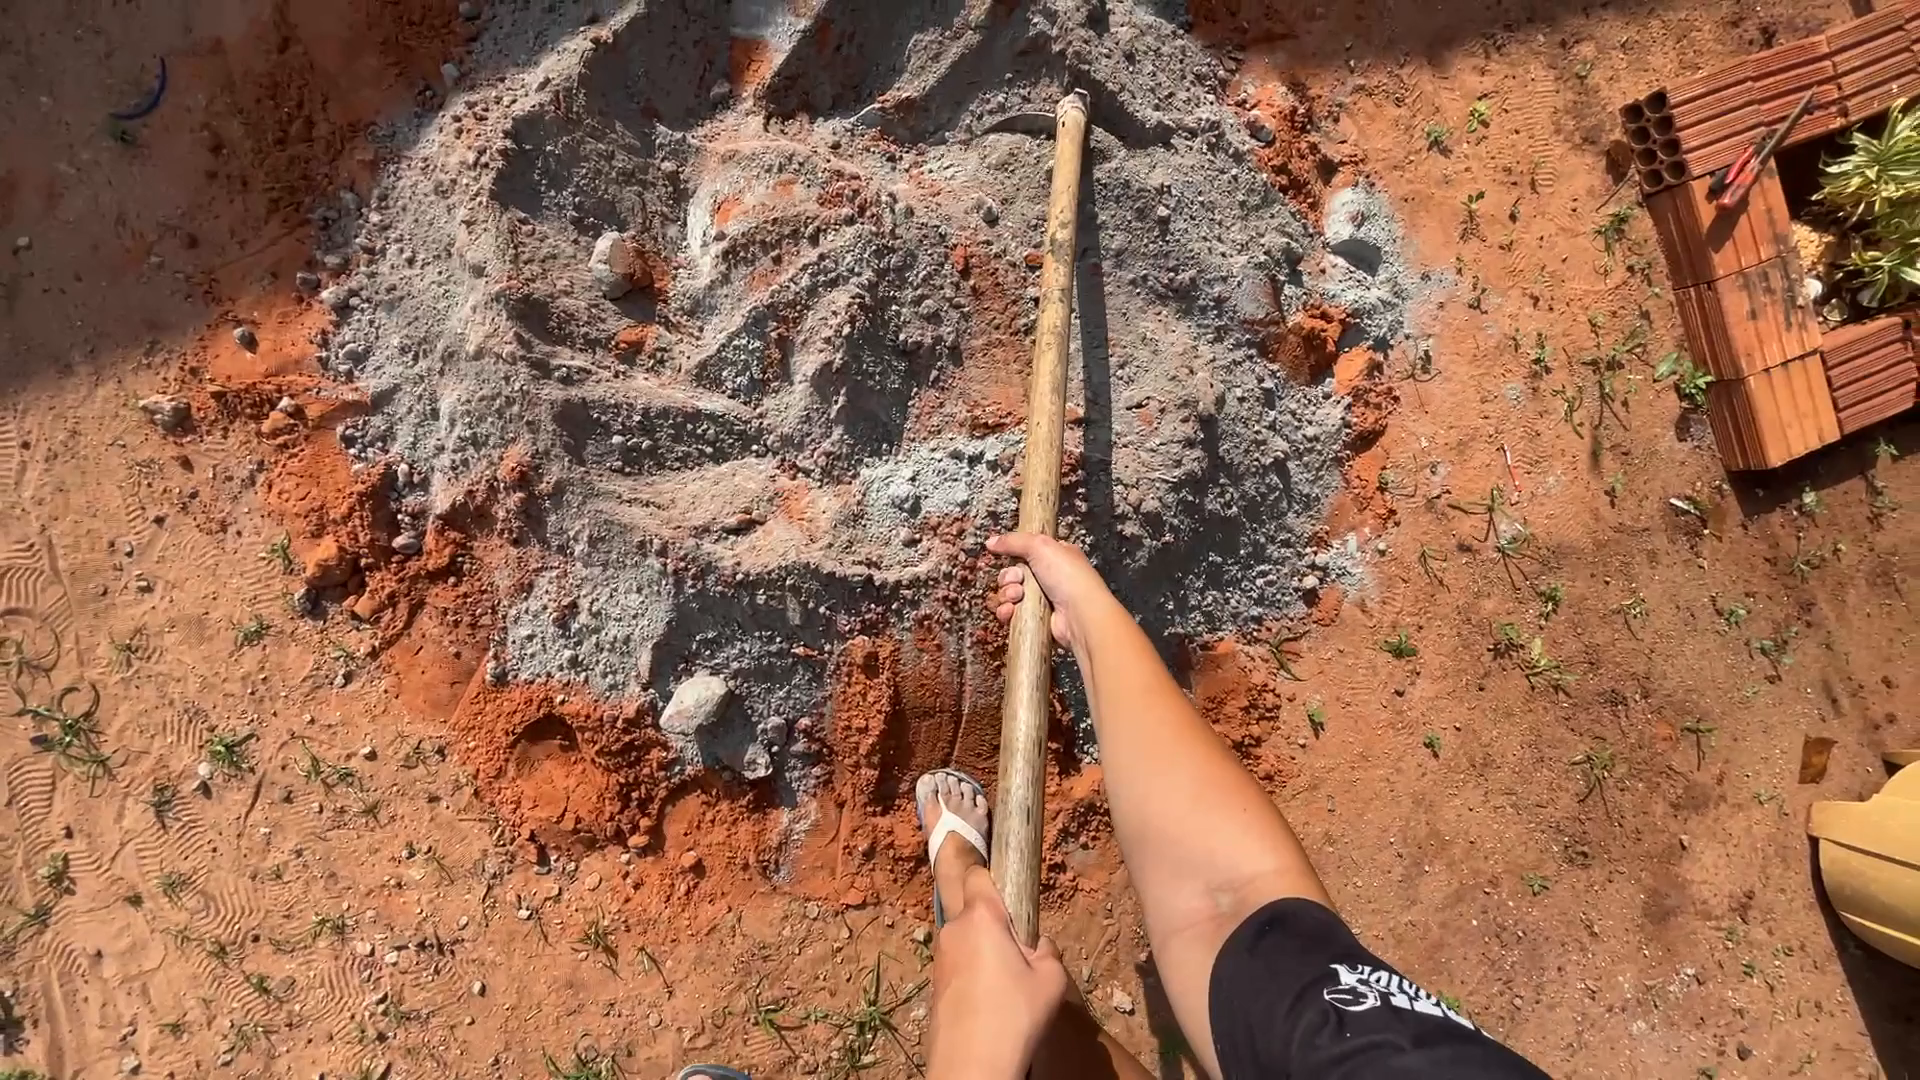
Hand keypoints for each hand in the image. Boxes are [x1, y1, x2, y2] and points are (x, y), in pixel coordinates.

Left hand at [927, 866, 1069, 1079]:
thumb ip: (1048, 951)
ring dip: (982, 952)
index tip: (1012, 901)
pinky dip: (971, 975)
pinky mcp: (933, 983)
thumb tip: (1038, 947)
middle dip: (994, 925)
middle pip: (974, 911)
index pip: (978, 874)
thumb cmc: (1014, 1017)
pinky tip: (988, 1004)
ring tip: (1005, 987)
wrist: (971, 1068)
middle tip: (1017, 955)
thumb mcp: (1051, 980)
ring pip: (966, 939)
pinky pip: (957, 965)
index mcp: (981, 916)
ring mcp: (940, 956)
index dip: (994, 880)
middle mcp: (954, 928)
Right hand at [987, 533, 1116, 648]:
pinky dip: (1006, 612)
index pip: (1024, 553)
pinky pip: (1011, 614)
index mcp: (1054, 557)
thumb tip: (991, 542)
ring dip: (1006, 595)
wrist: (1079, 615)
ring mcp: (1042, 601)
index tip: (1013, 559)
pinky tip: (1011, 611)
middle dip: (1008, 578)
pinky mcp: (1036, 620)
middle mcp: (1048, 578)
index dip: (1014, 556)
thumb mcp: (1041, 546)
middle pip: (1012, 575)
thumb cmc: (1068, 577)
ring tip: (1017, 597)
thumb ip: (1013, 541)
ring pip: (1009, 595)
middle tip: (1018, 581)